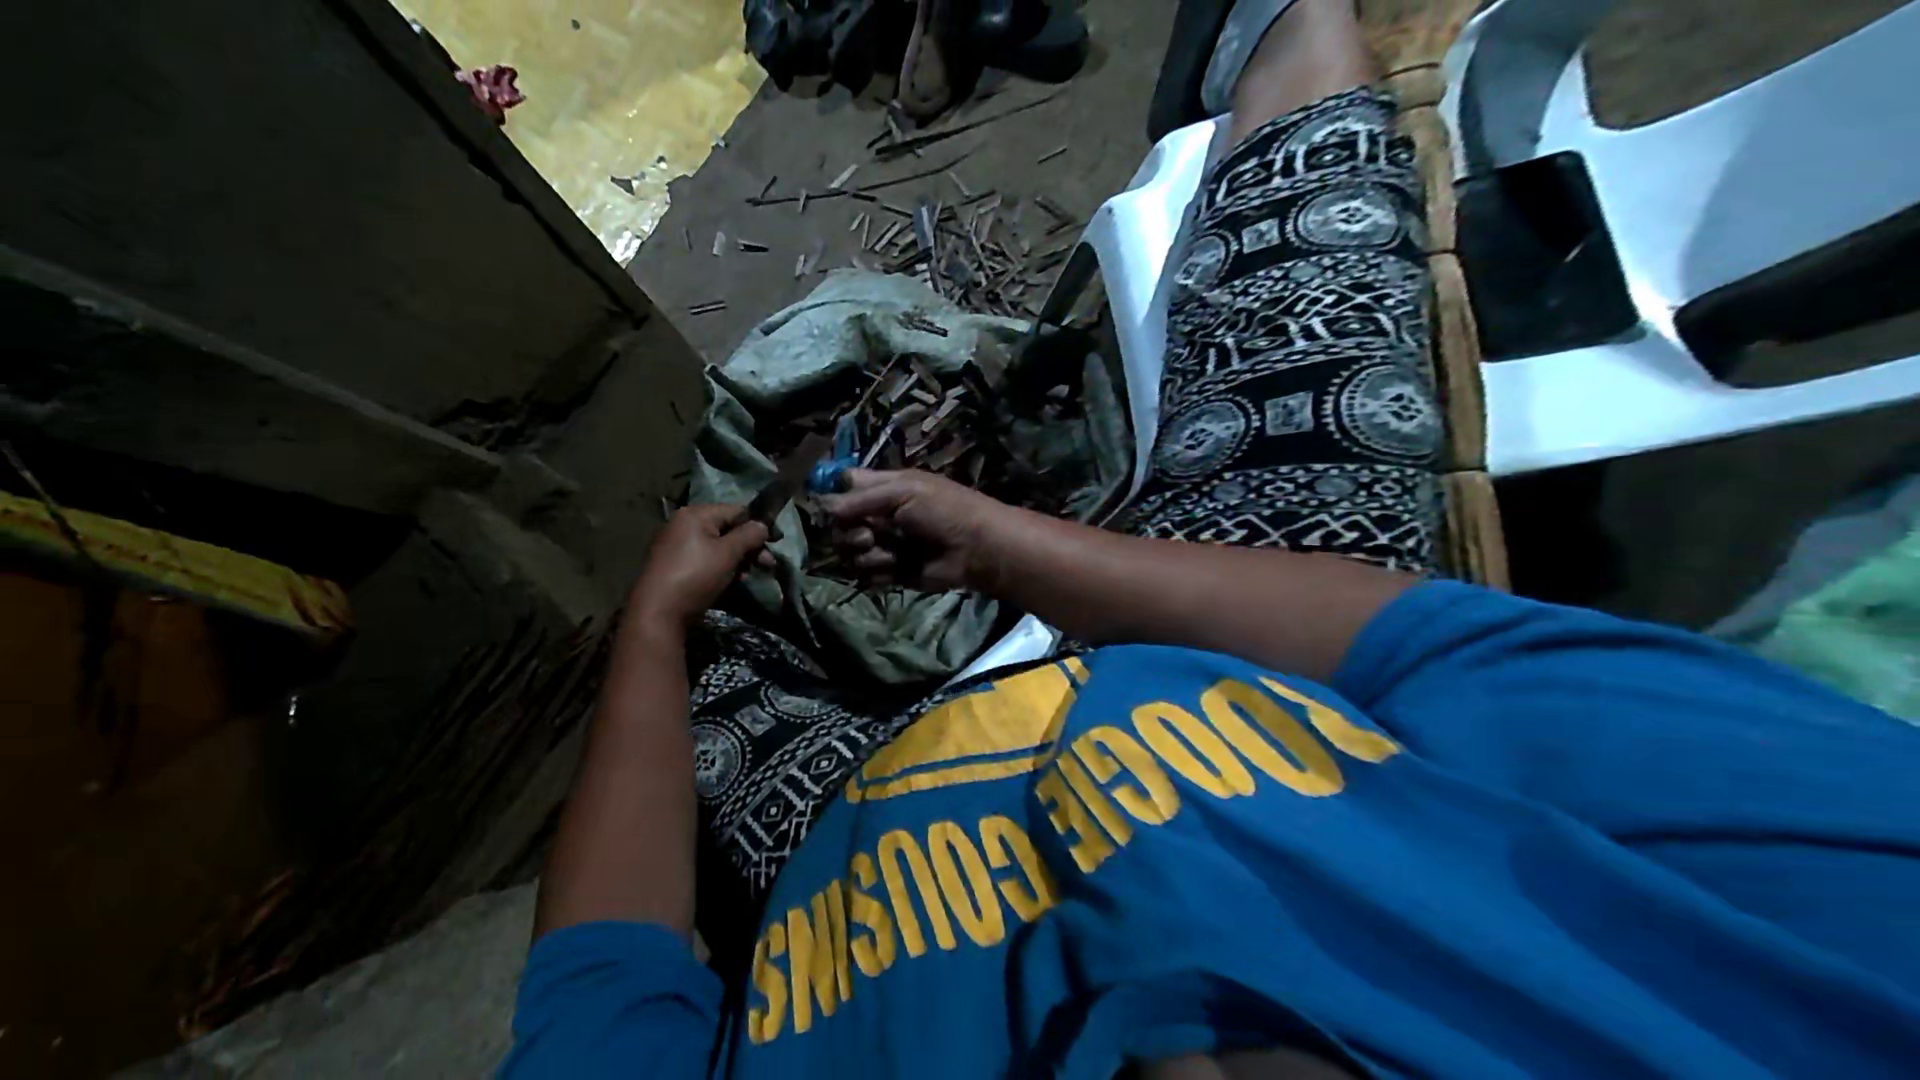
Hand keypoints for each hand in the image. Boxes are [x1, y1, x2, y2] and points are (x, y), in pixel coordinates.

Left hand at [630, 504, 770, 631]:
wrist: (659, 611)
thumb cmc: (696, 575)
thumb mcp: (728, 553)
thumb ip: (749, 535)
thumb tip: (762, 525)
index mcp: (694, 515)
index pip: (736, 511)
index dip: (758, 525)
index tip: (776, 542)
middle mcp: (684, 525)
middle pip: (727, 529)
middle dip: (749, 546)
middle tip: (767, 564)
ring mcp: (678, 546)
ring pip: (718, 546)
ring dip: (738, 559)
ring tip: (747, 576)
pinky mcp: (677, 565)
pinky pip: (706, 559)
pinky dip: (722, 567)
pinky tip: (731, 581)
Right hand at [822, 469, 1026, 591]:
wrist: (976, 549)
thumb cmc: (944, 510)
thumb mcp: (904, 492)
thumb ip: (860, 498)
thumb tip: (823, 507)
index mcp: (881, 488)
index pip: (843, 487)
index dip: (833, 497)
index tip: (832, 509)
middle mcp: (877, 515)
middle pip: (839, 524)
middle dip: (849, 531)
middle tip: (869, 535)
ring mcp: (882, 544)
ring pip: (848, 552)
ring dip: (865, 553)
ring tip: (889, 553)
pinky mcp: (890, 571)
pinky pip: (865, 574)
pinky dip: (878, 571)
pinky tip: (896, 568)